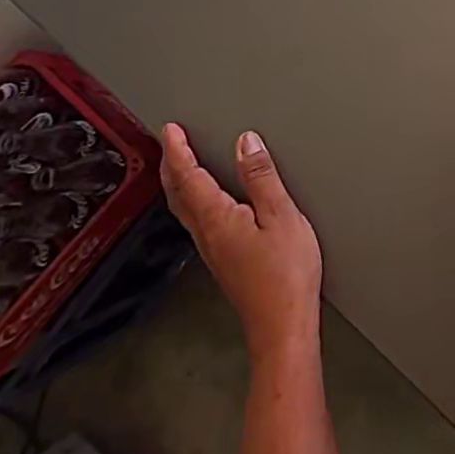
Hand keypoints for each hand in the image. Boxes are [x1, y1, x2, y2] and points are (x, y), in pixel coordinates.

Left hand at [160, 124, 322, 352]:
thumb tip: (246, 143)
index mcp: (217, 218)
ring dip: (179, 182)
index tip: (171, 129)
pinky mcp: (223, 260)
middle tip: (169, 143)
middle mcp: (207, 234)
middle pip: (178, 194)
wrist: (282, 324)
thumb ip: (261, 177)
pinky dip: (193, 199)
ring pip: (184, 209)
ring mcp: (212, 250)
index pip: (188, 176)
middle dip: (170, 165)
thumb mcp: (281, 215)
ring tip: (182, 164)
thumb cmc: (285, 273)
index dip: (177, 150)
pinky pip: (197, 220)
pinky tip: (207, 200)